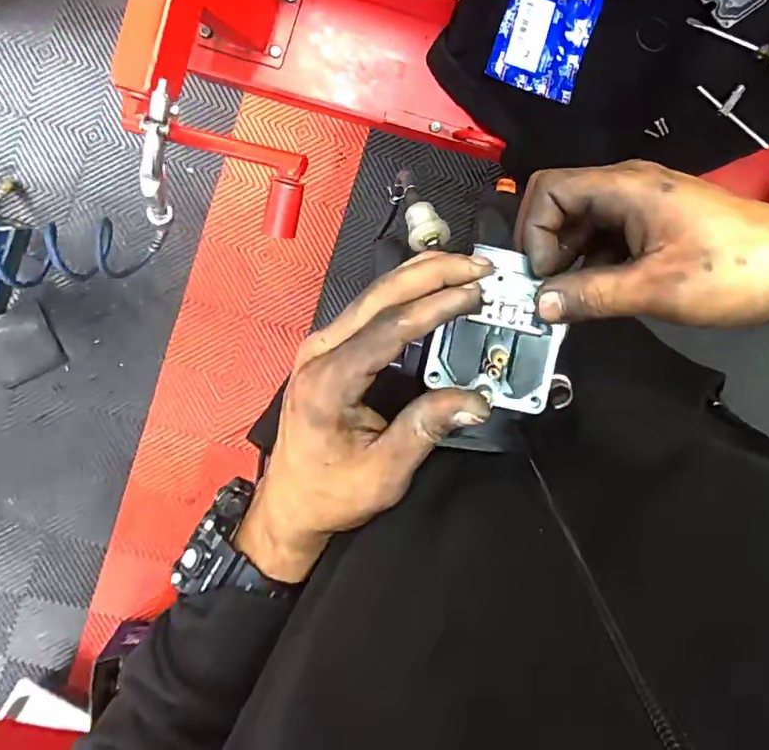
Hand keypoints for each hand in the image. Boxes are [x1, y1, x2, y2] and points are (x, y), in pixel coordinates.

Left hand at [236, 251, 493, 582]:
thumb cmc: (330, 492)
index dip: (435, 306)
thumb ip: (426, 428)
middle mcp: (320, 352)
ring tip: (465, 267)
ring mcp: (323, 344)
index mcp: (328, 381)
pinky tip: (434, 281)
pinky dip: (409, 289)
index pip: (388, 327)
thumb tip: (474, 401)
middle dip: (434, 273)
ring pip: (377, 292)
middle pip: (381, 294)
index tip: (473, 293)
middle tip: (478, 267)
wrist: (290, 503)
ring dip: (423, 274)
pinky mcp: (333, 346)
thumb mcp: (383, 472)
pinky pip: (374, 305)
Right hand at [515, 160, 768, 326]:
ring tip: (575, 298)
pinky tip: (602, 291)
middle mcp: (628, 185)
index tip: (542, 276)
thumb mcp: (655, 289)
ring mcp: (642, 202)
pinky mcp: (655, 221)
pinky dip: (595, 260)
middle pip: (561, 204)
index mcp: (624, 186)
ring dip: (571, 257)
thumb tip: (540, 305)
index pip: (549, 189)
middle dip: (548, 247)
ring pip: (583, 222)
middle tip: (552, 291)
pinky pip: (608, 234)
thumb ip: (591, 295)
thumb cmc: (731, 271)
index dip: (534, 231)